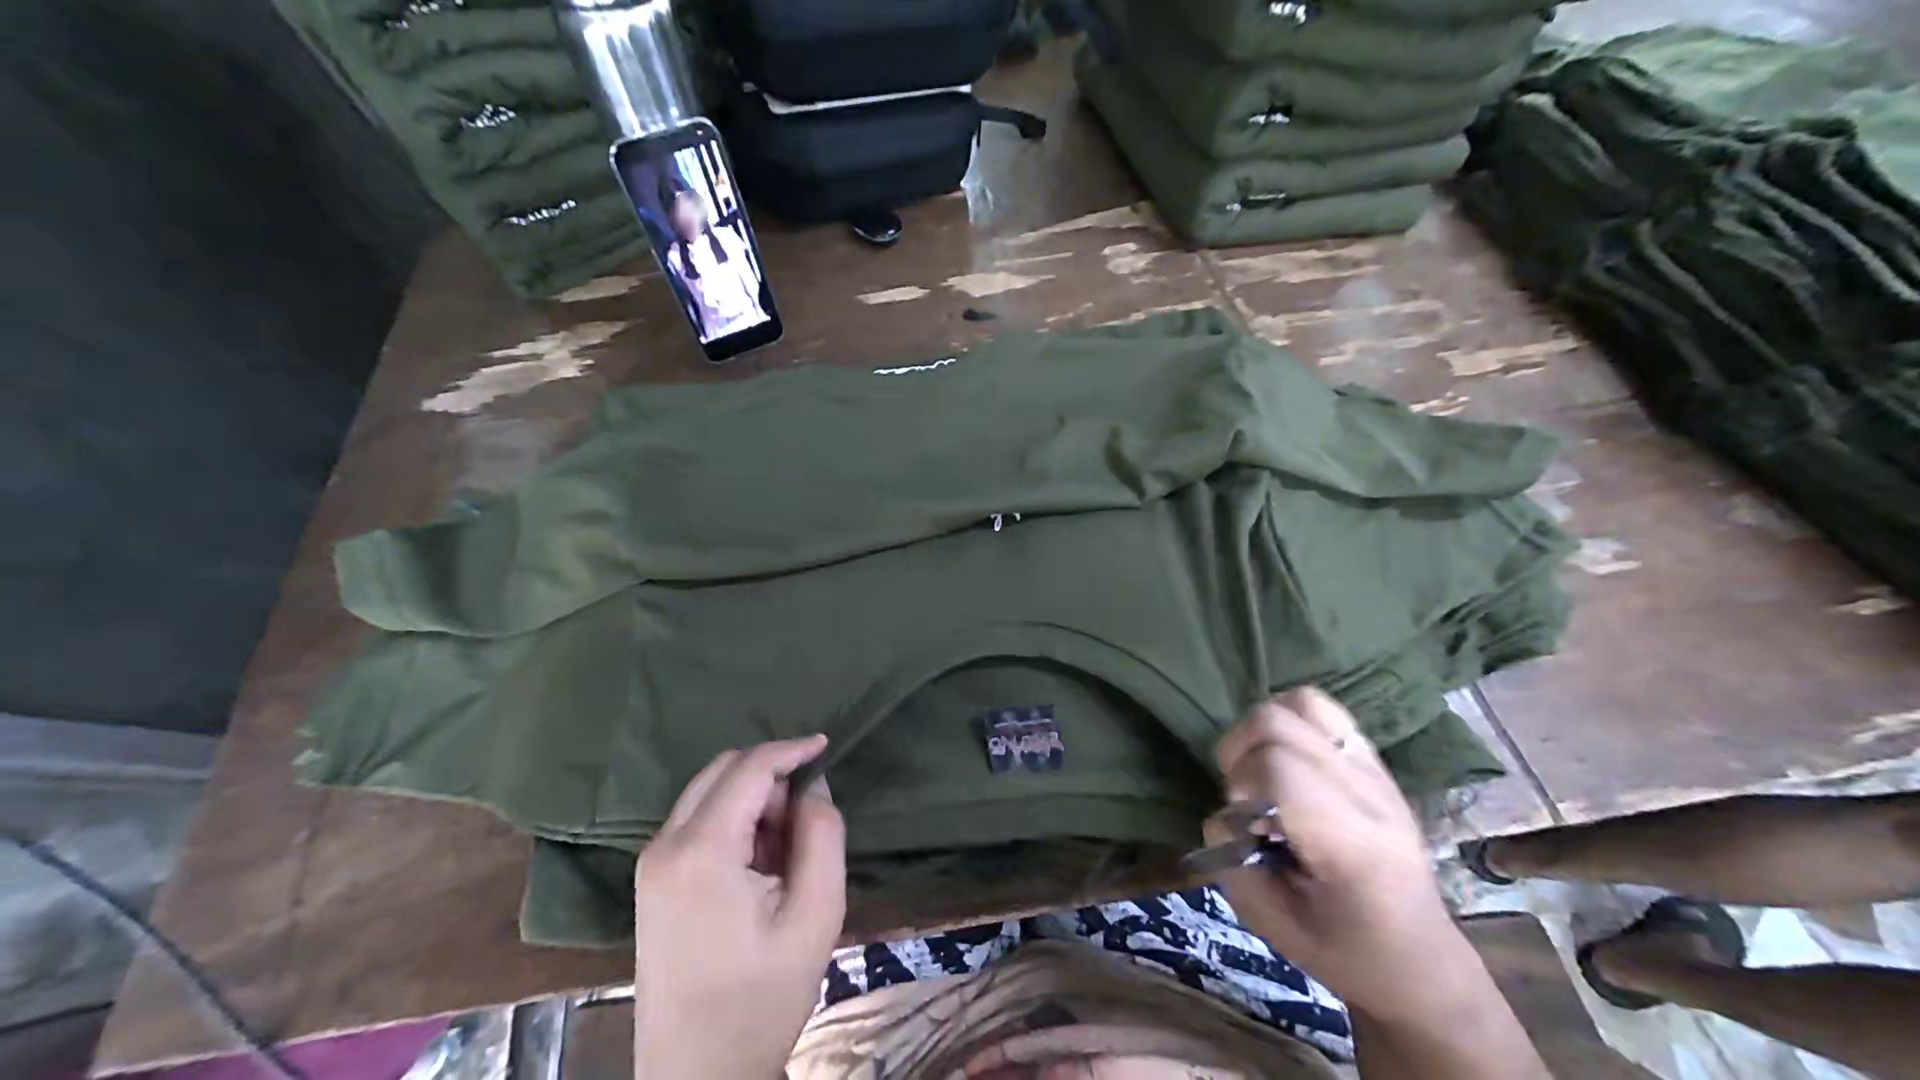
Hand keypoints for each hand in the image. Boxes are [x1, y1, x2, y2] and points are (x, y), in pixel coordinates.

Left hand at [633, 736, 844, 1079]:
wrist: (698, 1076)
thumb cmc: (763, 997)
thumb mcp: (815, 913)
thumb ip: (821, 834)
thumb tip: (812, 785)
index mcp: (700, 851)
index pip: (748, 768)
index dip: (790, 748)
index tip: (826, 745)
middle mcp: (664, 845)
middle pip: (722, 771)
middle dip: (770, 775)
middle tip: (806, 817)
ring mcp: (651, 864)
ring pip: (708, 793)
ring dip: (753, 799)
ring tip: (786, 850)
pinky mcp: (652, 882)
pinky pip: (698, 822)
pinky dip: (734, 821)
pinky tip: (758, 865)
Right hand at [1208, 688, 1463, 1020]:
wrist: (1420, 959)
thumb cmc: (1345, 951)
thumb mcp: (1271, 922)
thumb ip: (1232, 859)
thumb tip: (1225, 814)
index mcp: (1351, 842)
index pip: (1277, 766)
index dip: (1241, 786)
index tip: (1247, 826)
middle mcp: (1367, 793)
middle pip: (1278, 722)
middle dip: (1241, 752)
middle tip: (1246, 797)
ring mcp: (1375, 770)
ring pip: (1301, 702)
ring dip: (1264, 730)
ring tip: (1261, 770)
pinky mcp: (1373, 761)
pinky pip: (1321, 710)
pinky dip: (1289, 721)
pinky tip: (1285, 760)